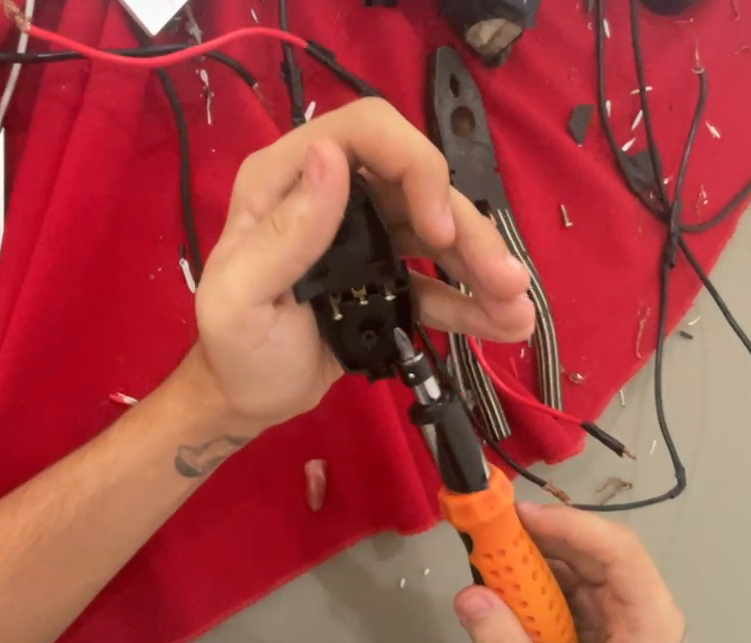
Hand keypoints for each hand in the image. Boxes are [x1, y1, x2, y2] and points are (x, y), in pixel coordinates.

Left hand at [190, 99, 536, 434]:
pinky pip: (435, 282)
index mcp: (288, 181)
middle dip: (469, 233)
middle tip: (506, 281)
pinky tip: (503, 322)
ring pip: (438, 235)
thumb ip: (282, 236)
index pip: (367, 134)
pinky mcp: (384, 279)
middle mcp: (333, 197)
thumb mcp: (241, 300)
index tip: (438, 230)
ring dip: (483, 268)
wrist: (246, 400)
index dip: (416, 168)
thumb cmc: (234, 352)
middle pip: (418, 188)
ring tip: (517, 310)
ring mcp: (363, 238)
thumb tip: (332, 157)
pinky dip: (469, 302)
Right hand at [455, 504, 683, 642]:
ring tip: (492, 550)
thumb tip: (468, 595)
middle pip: (601, 549)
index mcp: (649, 625)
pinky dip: (536, 572)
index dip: (573, 527)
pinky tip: (505, 577)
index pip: (620, 554)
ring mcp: (623, 610)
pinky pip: (570, 578)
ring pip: (583, 559)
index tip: (522, 517)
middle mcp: (643, 608)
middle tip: (495, 527)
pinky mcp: (601, 616)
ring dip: (539, 551)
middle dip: (548, 533)